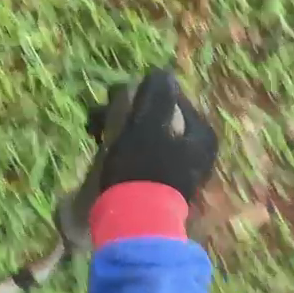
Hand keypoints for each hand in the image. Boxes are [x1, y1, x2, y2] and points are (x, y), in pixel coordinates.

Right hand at [93, 69, 218, 202]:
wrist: (134, 219)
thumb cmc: (141, 168)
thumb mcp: (148, 123)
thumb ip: (157, 94)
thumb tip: (161, 73)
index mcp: (199, 134)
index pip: (169, 96)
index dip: (138, 93)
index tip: (113, 101)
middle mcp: (193, 149)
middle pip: (153, 114)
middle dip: (122, 111)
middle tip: (97, 120)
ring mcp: (175, 166)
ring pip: (141, 131)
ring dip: (115, 126)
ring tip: (93, 133)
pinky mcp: (154, 180)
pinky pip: (136, 150)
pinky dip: (118, 145)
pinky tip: (101, 149)